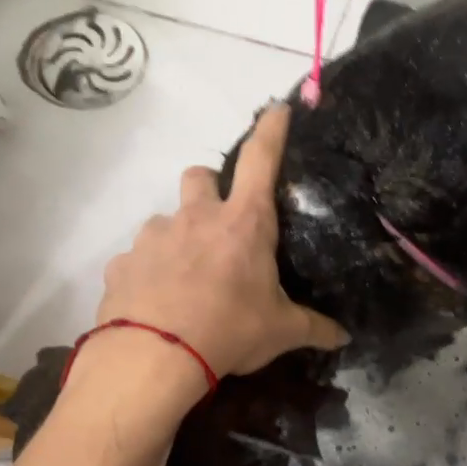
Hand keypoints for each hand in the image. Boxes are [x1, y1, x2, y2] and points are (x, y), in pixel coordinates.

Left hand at [94, 105, 347, 378]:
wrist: (153, 357)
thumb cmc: (231, 329)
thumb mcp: (283, 331)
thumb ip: (315, 328)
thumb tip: (344, 337)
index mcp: (244, 224)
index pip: (260, 161)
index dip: (271, 131)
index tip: (277, 109)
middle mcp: (196, 219)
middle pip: (199, 176)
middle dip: (210, 187)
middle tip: (222, 221)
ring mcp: (153, 238)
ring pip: (167, 220)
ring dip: (181, 237)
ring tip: (193, 277)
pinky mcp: (122, 265)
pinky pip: (139, 259)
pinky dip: (152, 273)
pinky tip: (163, 302)